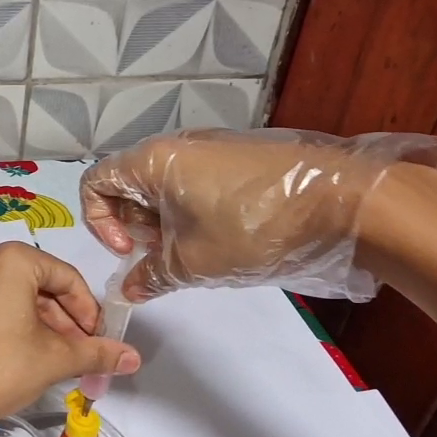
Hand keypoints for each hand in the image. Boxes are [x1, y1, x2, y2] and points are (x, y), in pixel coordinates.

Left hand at [0, 242, 140, 428]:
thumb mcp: (54, 359)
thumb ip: (96, 353)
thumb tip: (133, 357)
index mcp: (12, 260)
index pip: (68, 278)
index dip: (90, 311)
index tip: (99, 342)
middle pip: (42, 286)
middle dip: (68, 322)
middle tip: (83, 355)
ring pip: (18, 299)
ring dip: (45, 327)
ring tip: (58, 362)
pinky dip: (17, 328)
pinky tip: (27, 359)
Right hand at [81, 128, 436, 301]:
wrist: (341, 200)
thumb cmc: (253, 227)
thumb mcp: (195, 262)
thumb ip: (152, 275)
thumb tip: (129, 290)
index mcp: (152, 162)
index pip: (95, 183)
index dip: (100, 222)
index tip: (131, 250)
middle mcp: (174, 146)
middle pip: (129, 185)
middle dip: (136, 228)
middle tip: (165, 258)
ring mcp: (208, 149)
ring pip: (163, 188)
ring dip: (166, 224)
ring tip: (196, 253)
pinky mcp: (236, 157)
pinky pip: (193, 183)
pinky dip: (192, 213)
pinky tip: (223, 238)